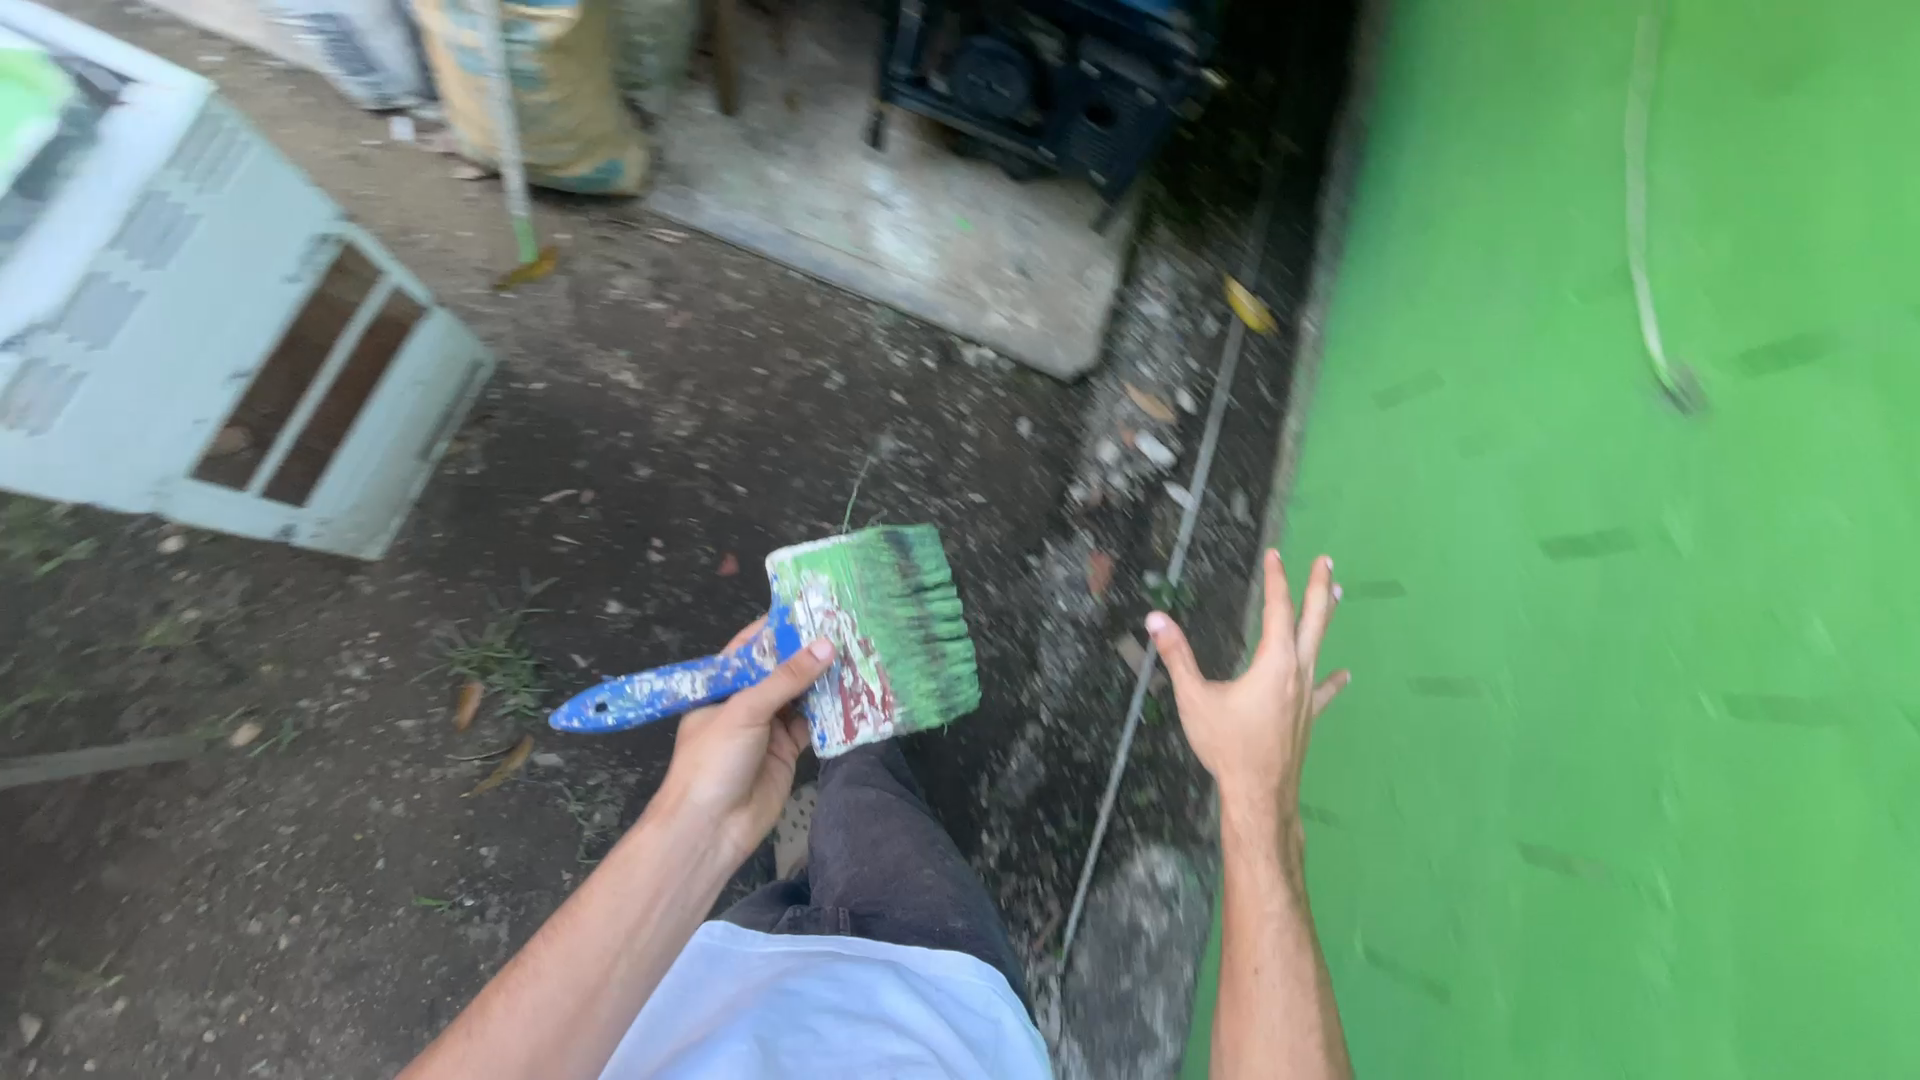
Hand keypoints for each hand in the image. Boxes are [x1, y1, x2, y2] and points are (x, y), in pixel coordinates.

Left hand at [652, 618, 833, 860]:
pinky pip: (812, 724)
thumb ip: (786, 678)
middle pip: (780, 671)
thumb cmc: (713, 761)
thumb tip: (825, 645)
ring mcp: (767, 727)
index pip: (751, 648)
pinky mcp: (787, 751)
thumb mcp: (745, 710)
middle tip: (844, 629)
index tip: (811, 608)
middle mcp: (745, 703)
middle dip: (808, 654)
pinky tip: (852, 695)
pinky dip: (829, 712)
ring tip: (855, 655)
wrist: (710, 829)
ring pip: (800, 696)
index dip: (778, 628)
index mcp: (722, 687)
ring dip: (823, 681)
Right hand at [1147, 550, 1348, 833]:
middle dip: (1317, 588)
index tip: (1275, 555)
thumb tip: (1155, 620)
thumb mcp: (1194, 698)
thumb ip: (1177, 656)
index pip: (1277, 609)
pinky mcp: (1308, 715)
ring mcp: (1308, 694)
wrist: (1259, 793)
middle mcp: (1298, 671)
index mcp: (1274, 661)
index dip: (1276, 580)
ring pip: (1320, 646)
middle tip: (1326, 561)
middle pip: (1313, 620)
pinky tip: (1346, 675)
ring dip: (1326, 618)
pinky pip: (1324, 688)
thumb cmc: (1226, 744)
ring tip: (1336, 595)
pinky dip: (1333, 678)